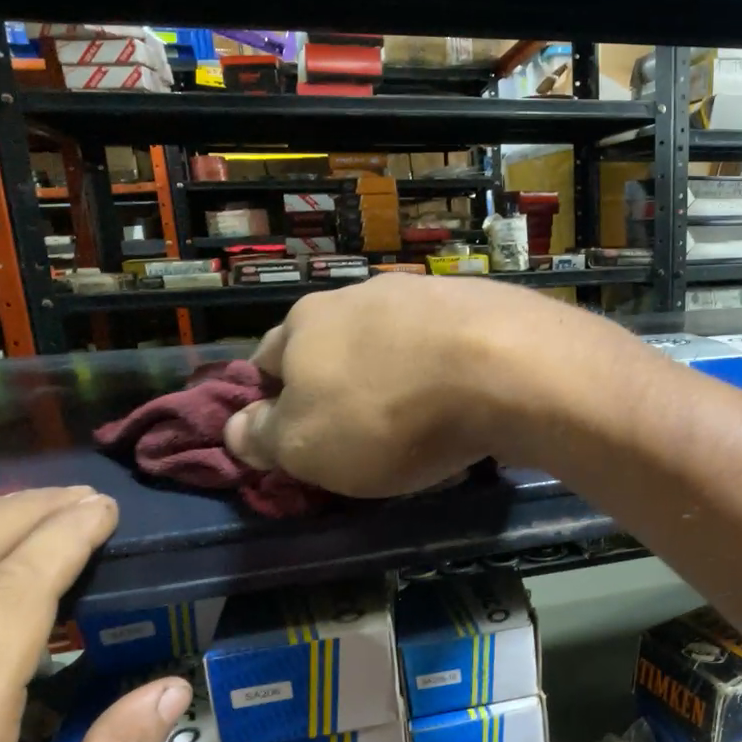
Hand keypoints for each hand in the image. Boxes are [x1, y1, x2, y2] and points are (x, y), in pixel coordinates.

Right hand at [223, 274, 632, 496]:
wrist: (505, 369)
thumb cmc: (387, 415)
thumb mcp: (306, 447)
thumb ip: (264, 437)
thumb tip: (236, 429)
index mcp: (307, 322)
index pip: (269, 359)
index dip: (274, 399)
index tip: (296, 436)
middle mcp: (362, 294)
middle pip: (337, 345)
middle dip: (342, 385)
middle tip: (363, 433)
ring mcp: (426, 293)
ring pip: (396, 342)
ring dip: (398, 376)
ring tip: (421, 422)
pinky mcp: (482, 304)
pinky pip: (450, 347)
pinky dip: (449, 374)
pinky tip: (469, 404)